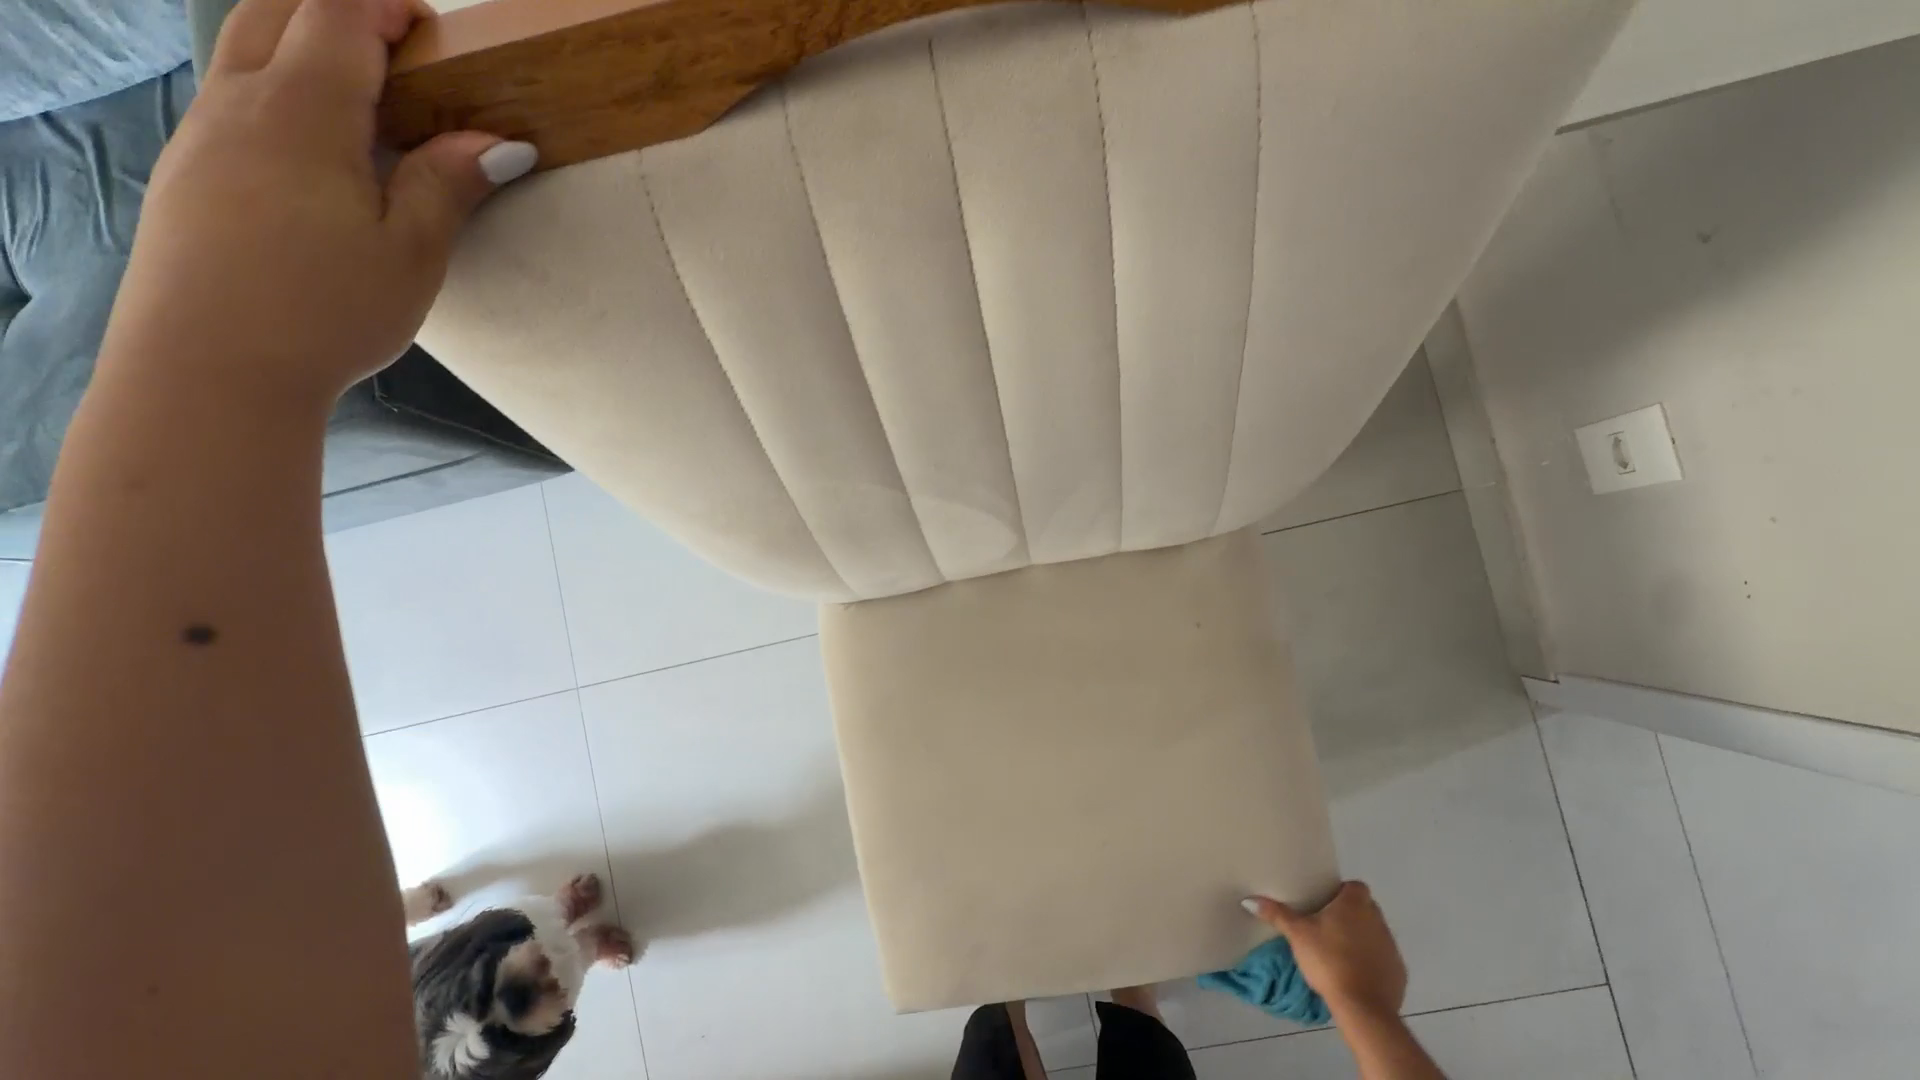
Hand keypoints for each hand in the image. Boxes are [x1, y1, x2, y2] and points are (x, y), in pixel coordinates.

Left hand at [99, 0, 535, 409]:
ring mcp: (201, 136)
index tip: (436, 33)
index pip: (338, 13)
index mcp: (302, 111)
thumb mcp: (411, 252)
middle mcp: (238, 102)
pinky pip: (230, 99)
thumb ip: (448, 184)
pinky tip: (316, 159)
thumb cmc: (325, 309)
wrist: (210, 369)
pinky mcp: (186, 173)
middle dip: (341, 12)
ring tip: (366, 110)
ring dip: (304, 51)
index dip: (389, 6)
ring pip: (244, 51)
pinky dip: (277, 93)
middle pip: (276, 11)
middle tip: (402, 58)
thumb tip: (498, 141)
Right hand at [1244, 881, 1407, 1020]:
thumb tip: (1248, 900)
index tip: (1325, 903)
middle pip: (1365, 908)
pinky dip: (1371, 962)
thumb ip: (1276, 914)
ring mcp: (1392, 946)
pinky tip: (1354, 973)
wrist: (1363, 1006)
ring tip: (1337, 951)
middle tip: (1326, 926)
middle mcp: (1378, 919)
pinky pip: (1383, 958)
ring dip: (1360, 937)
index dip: (1341, 892)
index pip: (1355, 886)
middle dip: (1349, 914)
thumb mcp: (1297, 935)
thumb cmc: (1328, 960)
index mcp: (1355, 904)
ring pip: (1374, 933)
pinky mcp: (1399, 971)